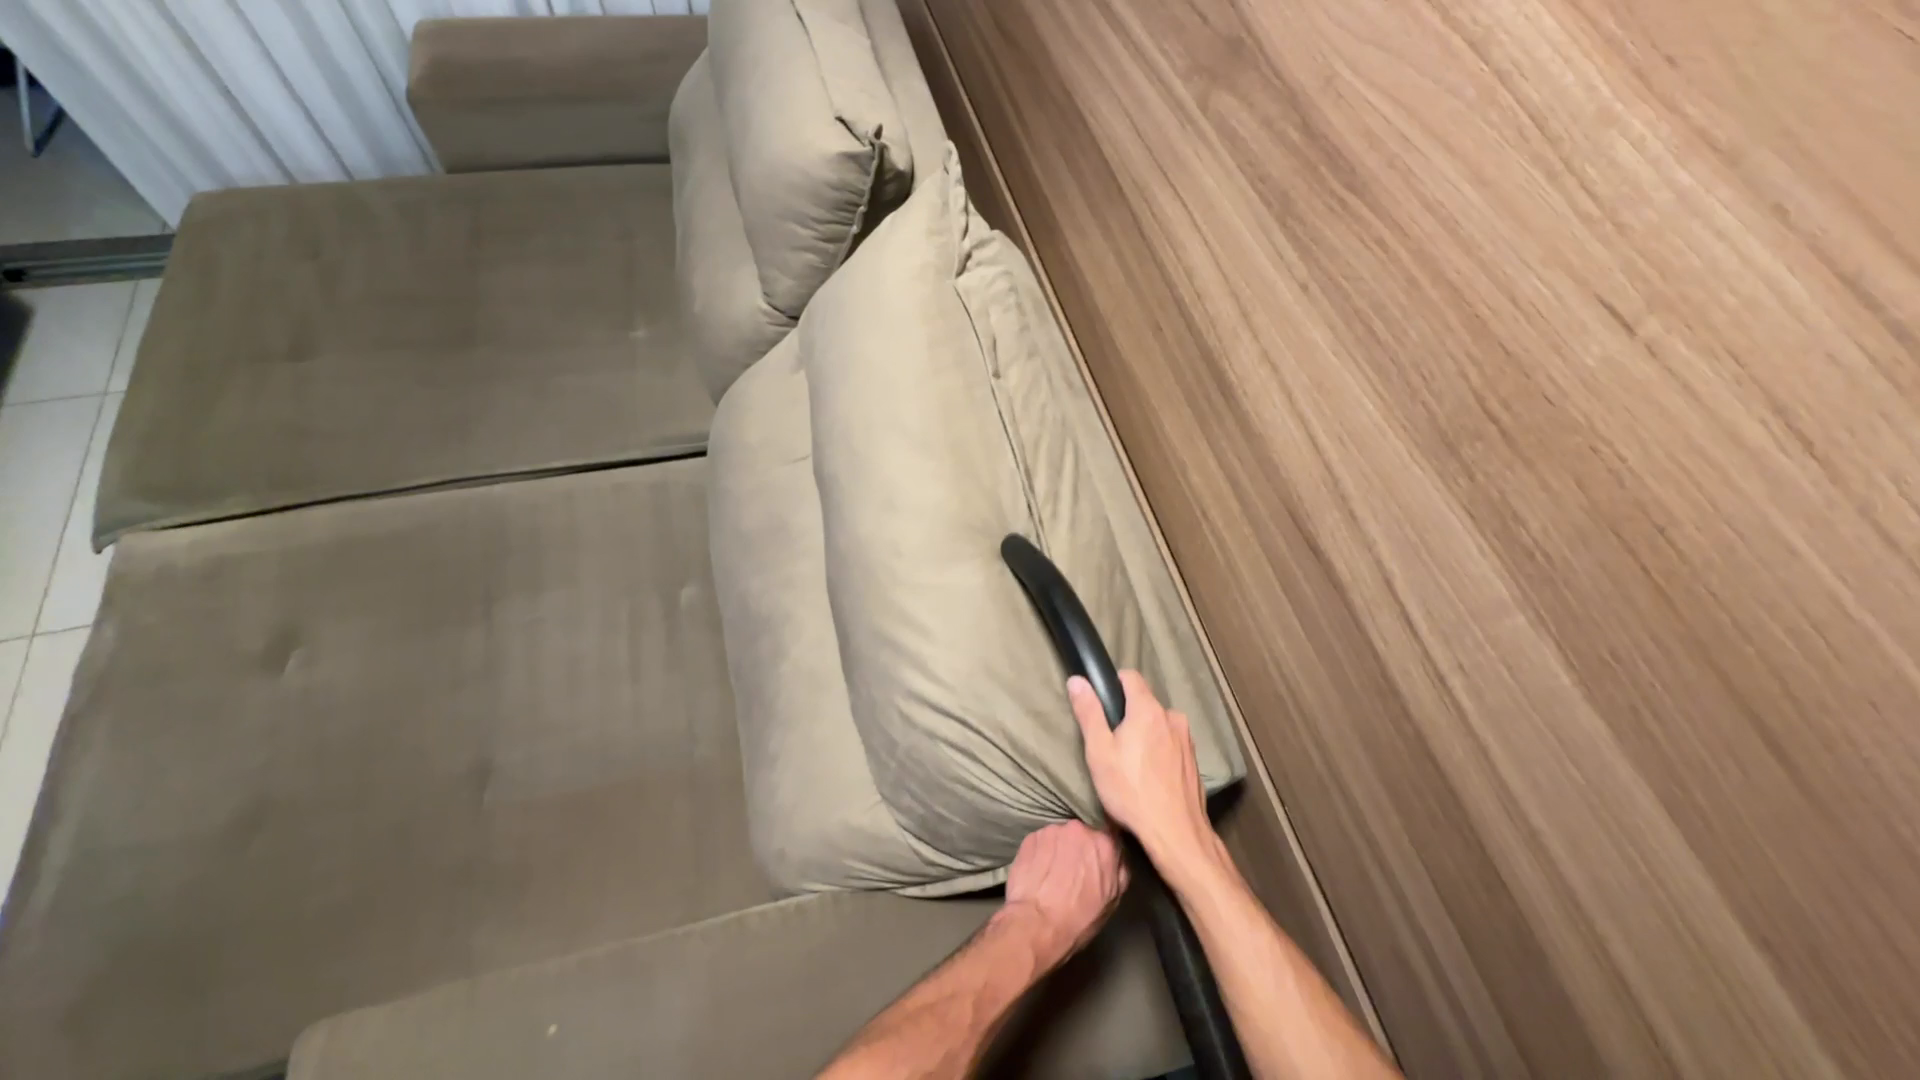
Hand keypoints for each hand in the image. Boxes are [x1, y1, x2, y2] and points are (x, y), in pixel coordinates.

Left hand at [998, 821, 1126, 968]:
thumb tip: (1117, 857)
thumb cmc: (1080, 917)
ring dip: (1059, 849)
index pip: (1108, 837)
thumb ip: (1118, 870)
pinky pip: (1041, 842)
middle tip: (1072, 871)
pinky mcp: (1031, 837)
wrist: (1037, 923)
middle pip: (1082, 834)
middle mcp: (1080, 829)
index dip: (1100, 852)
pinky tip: (1038, 872)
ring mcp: (1053, 831)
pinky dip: (1041, 853)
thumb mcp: (1112, 899)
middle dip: (1078, 848)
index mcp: (1105, 844)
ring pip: (1060, 837)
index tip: (1095, 864)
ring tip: (1052, 873)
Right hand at [1069, 671, 1214, 867]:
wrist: (1175, 832)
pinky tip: (1149, 775)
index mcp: (1148, 709)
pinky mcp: (1193, 758)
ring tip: (1130, 763)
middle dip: (1127, 715)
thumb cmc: (1130, 791)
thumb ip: (1089, 713)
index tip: (1101, 707)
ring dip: (1144, 733)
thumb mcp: (1099, 752)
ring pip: (1158, 723)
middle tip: (1111, 744)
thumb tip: (1077, 680)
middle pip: (1144, 702)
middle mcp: (1171, 717)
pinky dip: (1158, 749)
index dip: (1112, 685)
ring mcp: (1186, 738)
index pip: (1130, 676)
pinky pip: (1170, 741)